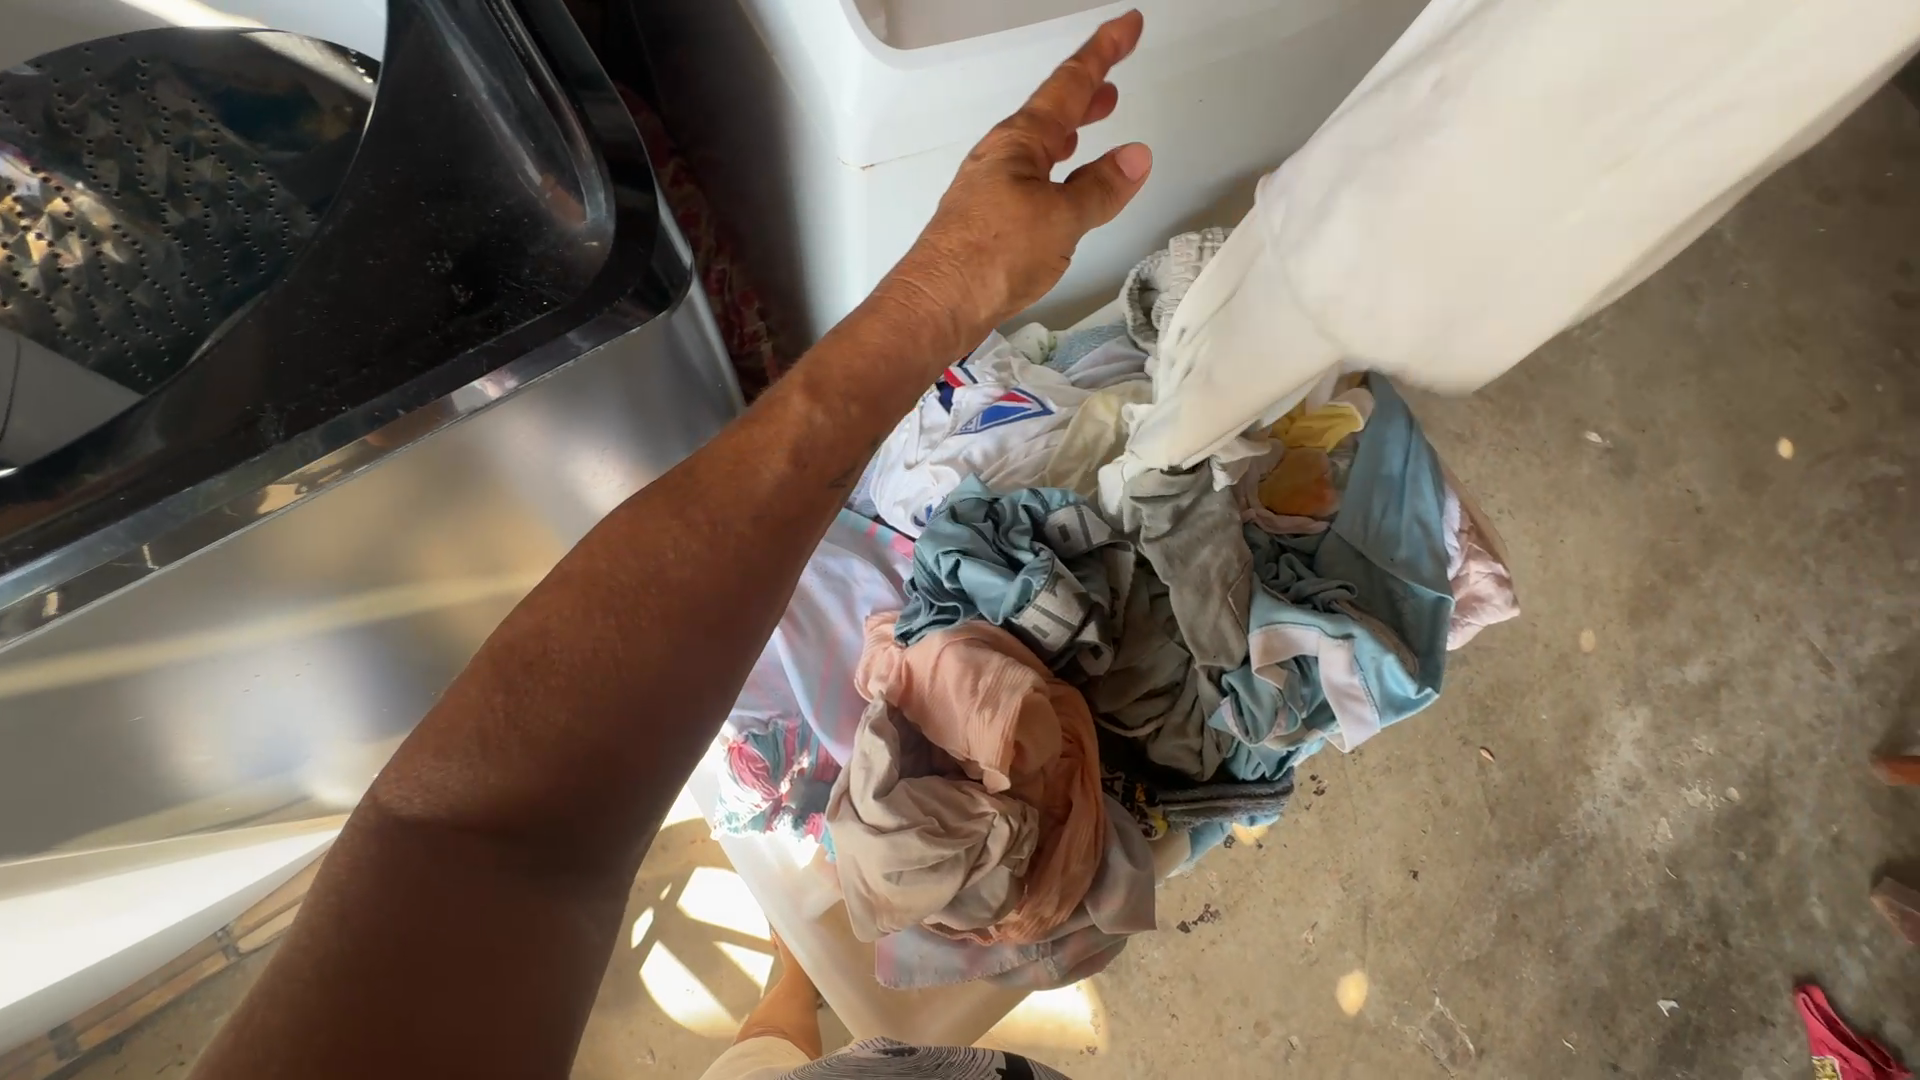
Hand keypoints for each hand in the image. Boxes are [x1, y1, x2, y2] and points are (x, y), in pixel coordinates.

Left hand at [881, 11, 1152, 352]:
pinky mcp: (980, 226)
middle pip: (1047, 117)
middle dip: (1082, 100)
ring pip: (1033, 154)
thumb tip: (1135, 158)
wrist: (938, 304)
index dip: (1103, 53)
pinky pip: (1023, 187)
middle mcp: (998, 160)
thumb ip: (1100, 188)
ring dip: (1062, 140)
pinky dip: (1047, 179)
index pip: (1069, 84)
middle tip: (1109, 89)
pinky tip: (1052, 199)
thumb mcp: (1061, 219)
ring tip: (1084, 134)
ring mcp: (985, 192)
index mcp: (1019, 143)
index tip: (1128, 27)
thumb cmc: (993, 256)